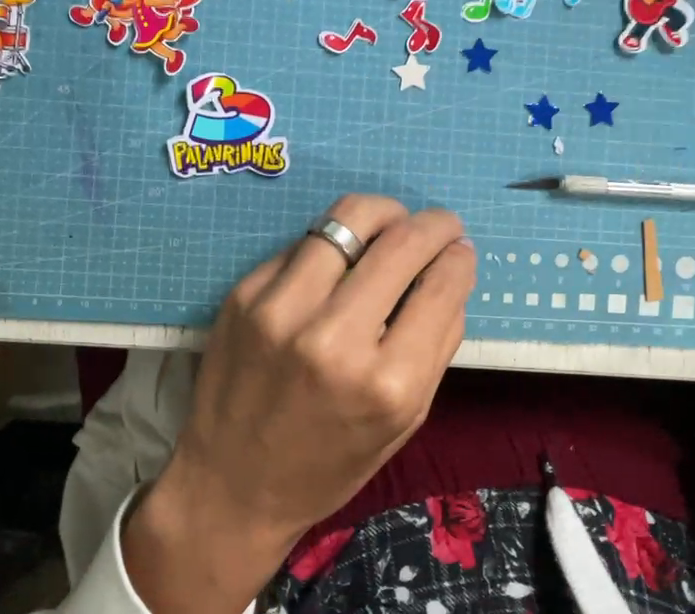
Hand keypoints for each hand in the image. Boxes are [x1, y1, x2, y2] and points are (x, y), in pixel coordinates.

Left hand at [123, 195, 476, 613]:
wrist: (233, 481)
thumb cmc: (332, 461)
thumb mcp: (406, 420)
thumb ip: (437, 342)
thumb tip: (455, 267)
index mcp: (387, 384)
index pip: (440, 286)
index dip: (459, 257)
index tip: (461, 249)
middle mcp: (333, 338)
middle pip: (400, 242)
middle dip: (433, 224)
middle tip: (441, 224)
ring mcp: (282, 309)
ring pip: (347, 218)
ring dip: (384, 212)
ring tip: (394, 222)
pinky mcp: (245, 292)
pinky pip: (305, 242)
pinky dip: (334, 242)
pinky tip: (341, 258)